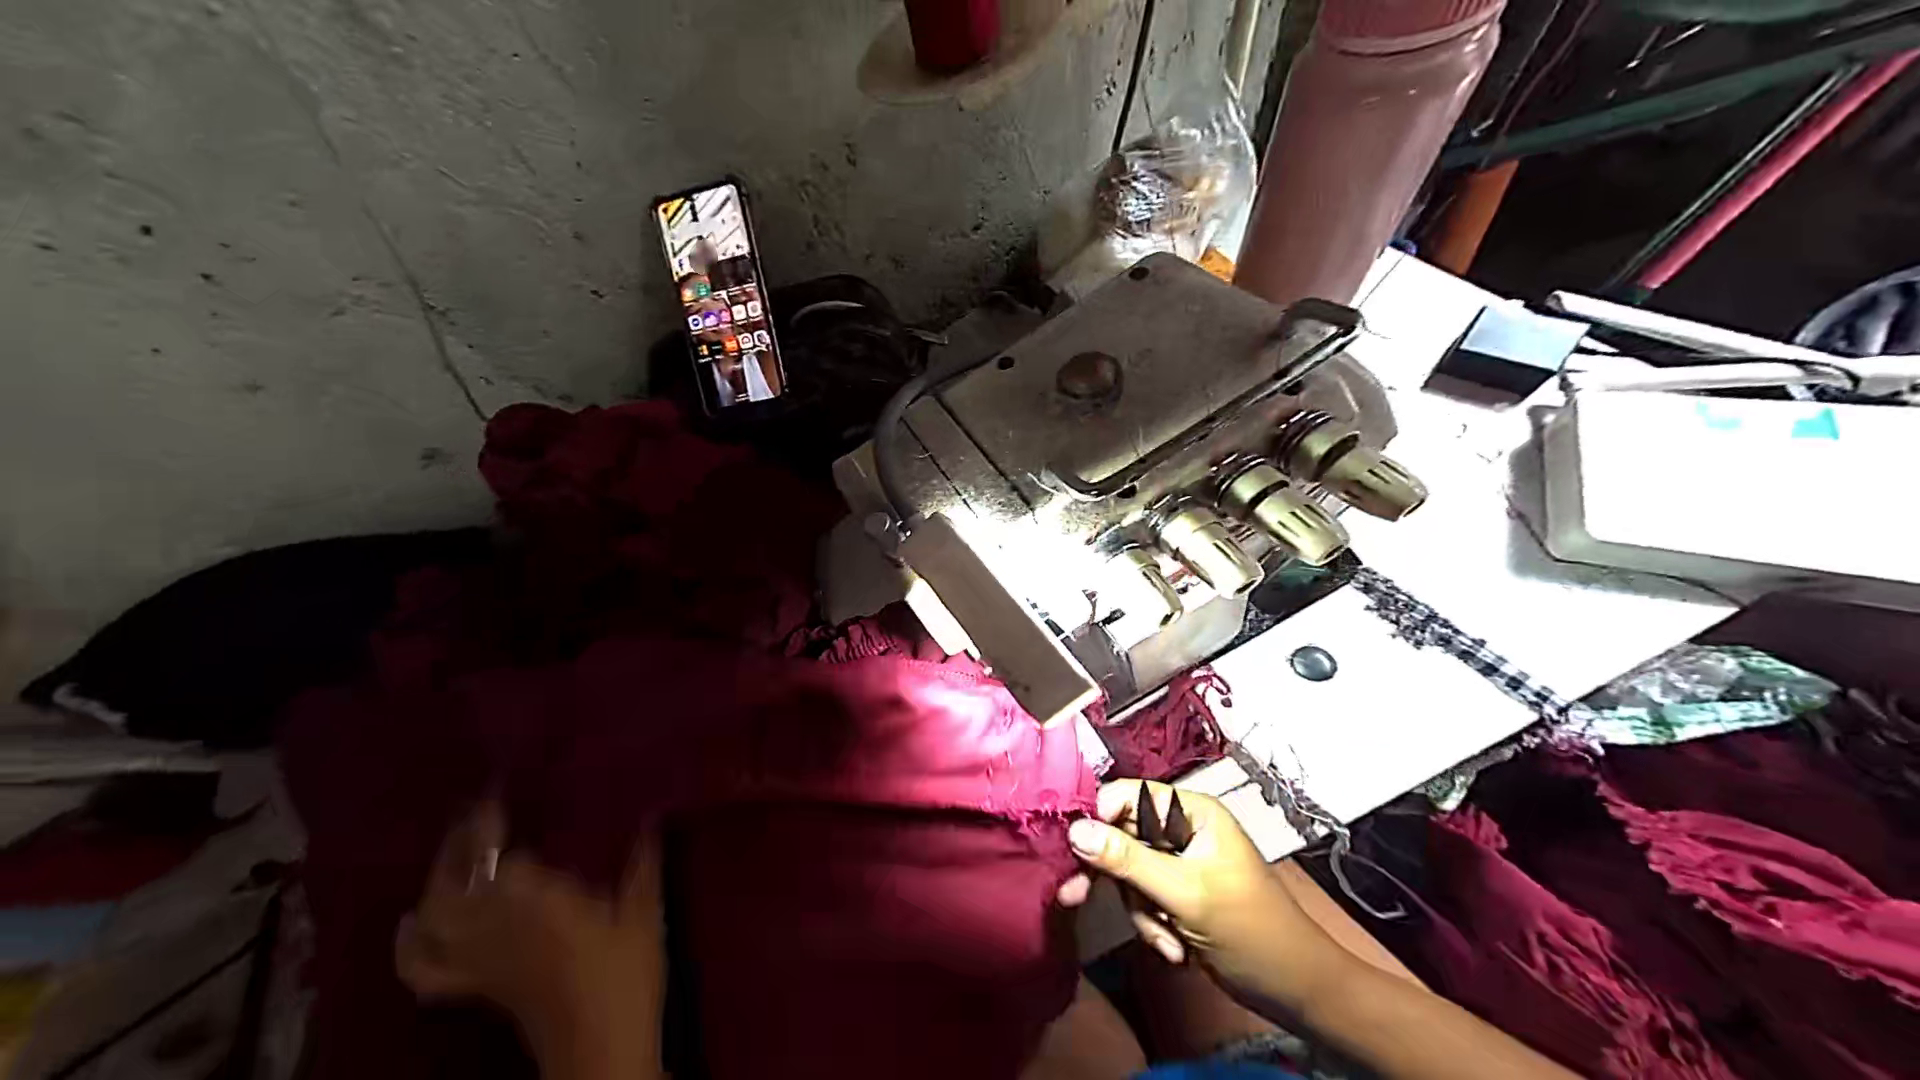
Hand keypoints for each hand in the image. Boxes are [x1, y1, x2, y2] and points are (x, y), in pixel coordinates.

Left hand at [395, 803, 665, 1079]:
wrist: (601, 1046)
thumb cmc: (626, 974)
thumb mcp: (645, 910)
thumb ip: (644, 859)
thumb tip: (653, 811)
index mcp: (540, 905)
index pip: (499, 858)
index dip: (490, 824)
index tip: (495, 793)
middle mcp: (499, 929)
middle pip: (456, 883)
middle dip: (458, 845)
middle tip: (473, 814)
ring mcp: (480, 961)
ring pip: (433, 919)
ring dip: (435, 882)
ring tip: (453, 851)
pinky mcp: (475, 987)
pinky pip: (424, 971)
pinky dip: (409, 946)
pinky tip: (411, 921)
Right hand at [1058, 780, 1344, 1009]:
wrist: (1296, 990)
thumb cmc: (1250, 930)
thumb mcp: (1185, 893)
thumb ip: (1128, 860)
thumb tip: (1075, 830)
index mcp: (1191, 812)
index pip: (1128, 796)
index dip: (1099, 817)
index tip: (1075, 848)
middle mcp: (1181, 828)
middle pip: (1121, 835)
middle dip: (1115, 876)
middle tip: (1077, 896)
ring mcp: (1178, 862)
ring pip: (1127, 872)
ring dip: (1140, 911)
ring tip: (1168, 941)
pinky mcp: (1175, 893)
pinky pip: (1140, 898)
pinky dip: (1151, 925)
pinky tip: (1176, 949)